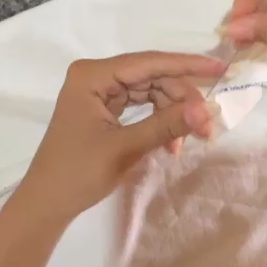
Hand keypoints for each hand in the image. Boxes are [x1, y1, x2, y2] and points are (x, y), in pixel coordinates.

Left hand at [12, 51, 225, 222]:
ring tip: (191, 141)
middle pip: (151, 77)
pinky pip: (141, 105)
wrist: (47, 204)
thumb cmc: (78, 172)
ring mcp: (99, 92)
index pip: (148, 63)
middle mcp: (95, 76)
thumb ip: (166, 126)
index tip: (219, 69)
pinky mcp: (103, 108)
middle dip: (181, 99)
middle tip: (206, 126)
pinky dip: (159, 121)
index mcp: (92, 75)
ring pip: (150, 91)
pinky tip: (172, 144)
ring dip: (173, 113)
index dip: (186, 66)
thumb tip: (207, 111)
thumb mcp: (125, 148)